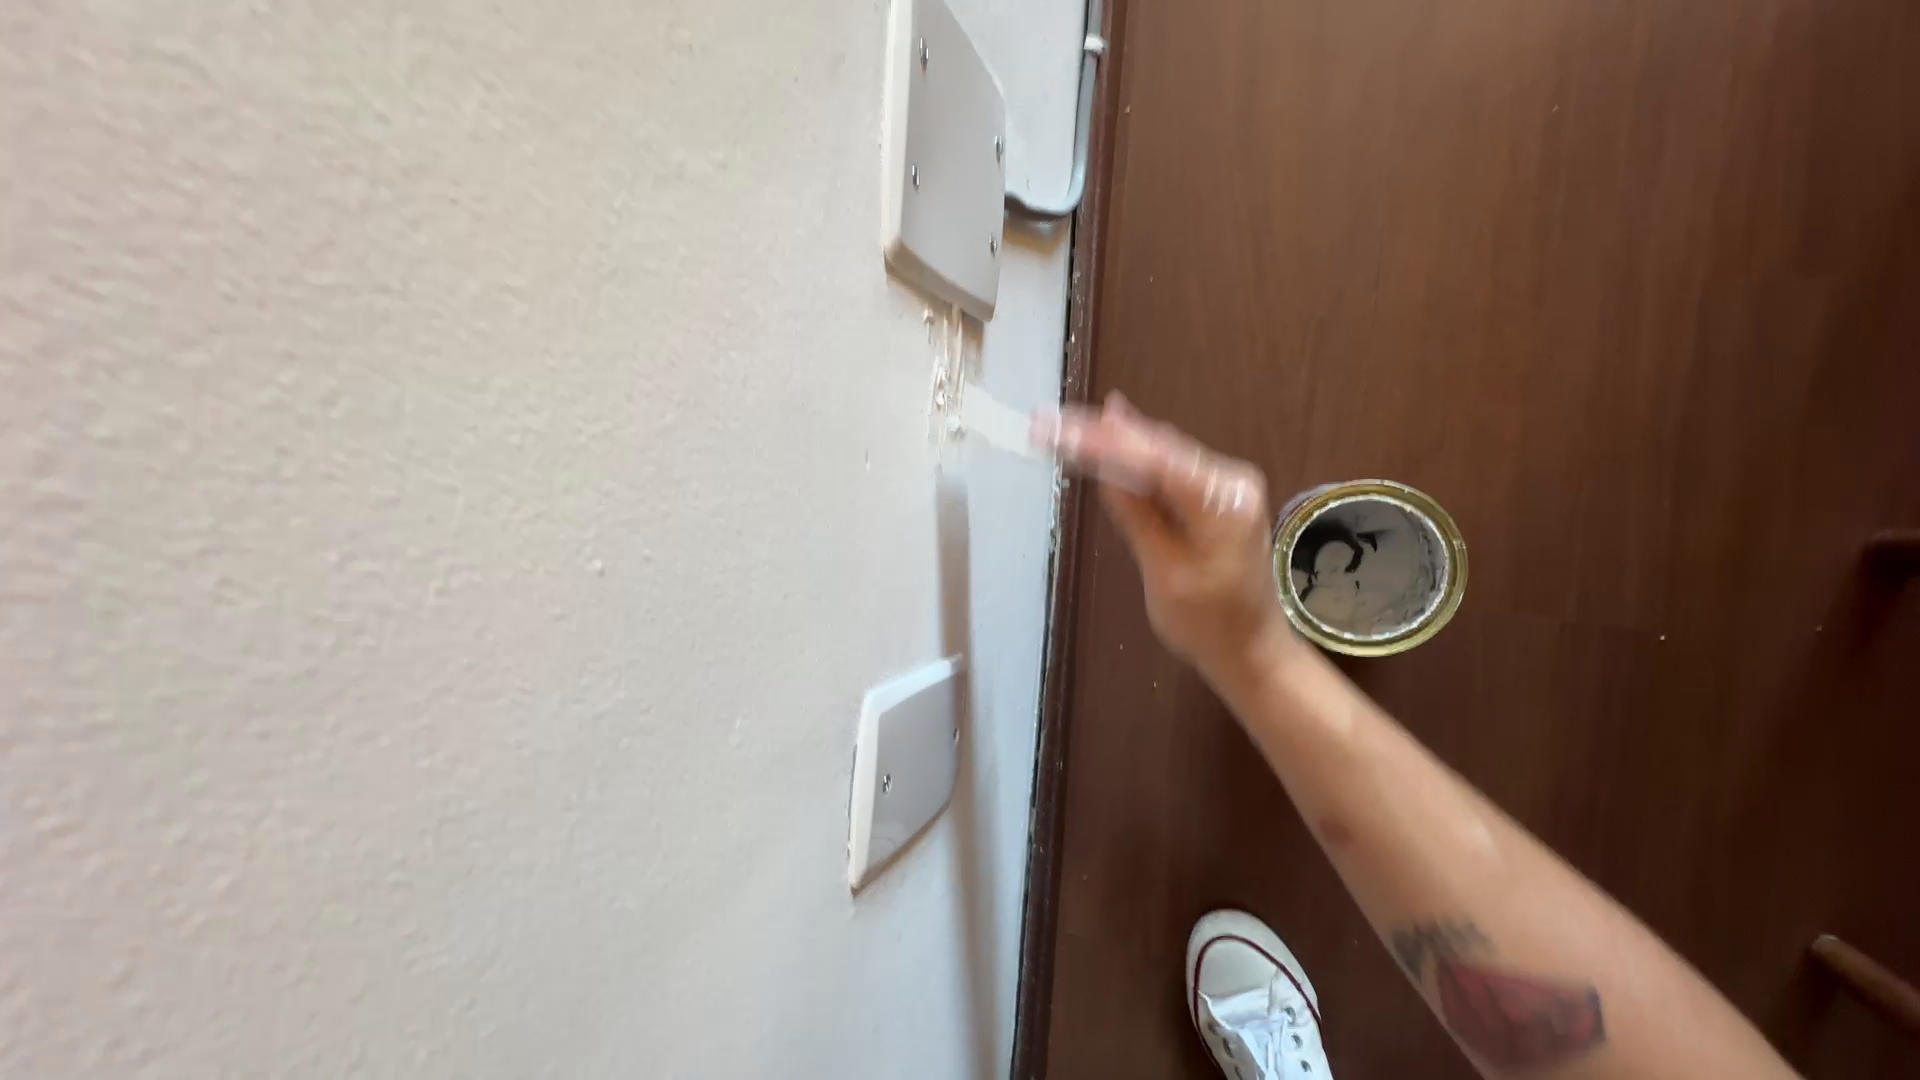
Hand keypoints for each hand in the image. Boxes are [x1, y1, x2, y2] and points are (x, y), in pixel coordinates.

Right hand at [1038, 392, 1297, 684]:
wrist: (1252, 652)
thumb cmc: (1208, 624)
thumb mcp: (1164, 574)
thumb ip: (1138, 516)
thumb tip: (1105, 469)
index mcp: (1222, 502)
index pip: (1152, 460)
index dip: (1100, 442)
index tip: (1056, 430)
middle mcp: (1231, 480)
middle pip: (1156, 448)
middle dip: (1100, 433)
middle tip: (1048, 422)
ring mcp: (1227, 485)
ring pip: (1160, 453)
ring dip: (1113, 439)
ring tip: (1066, 422)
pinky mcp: (1217, 496)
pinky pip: (1170, 468)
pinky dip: (1136, 455)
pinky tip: (1112, 427)